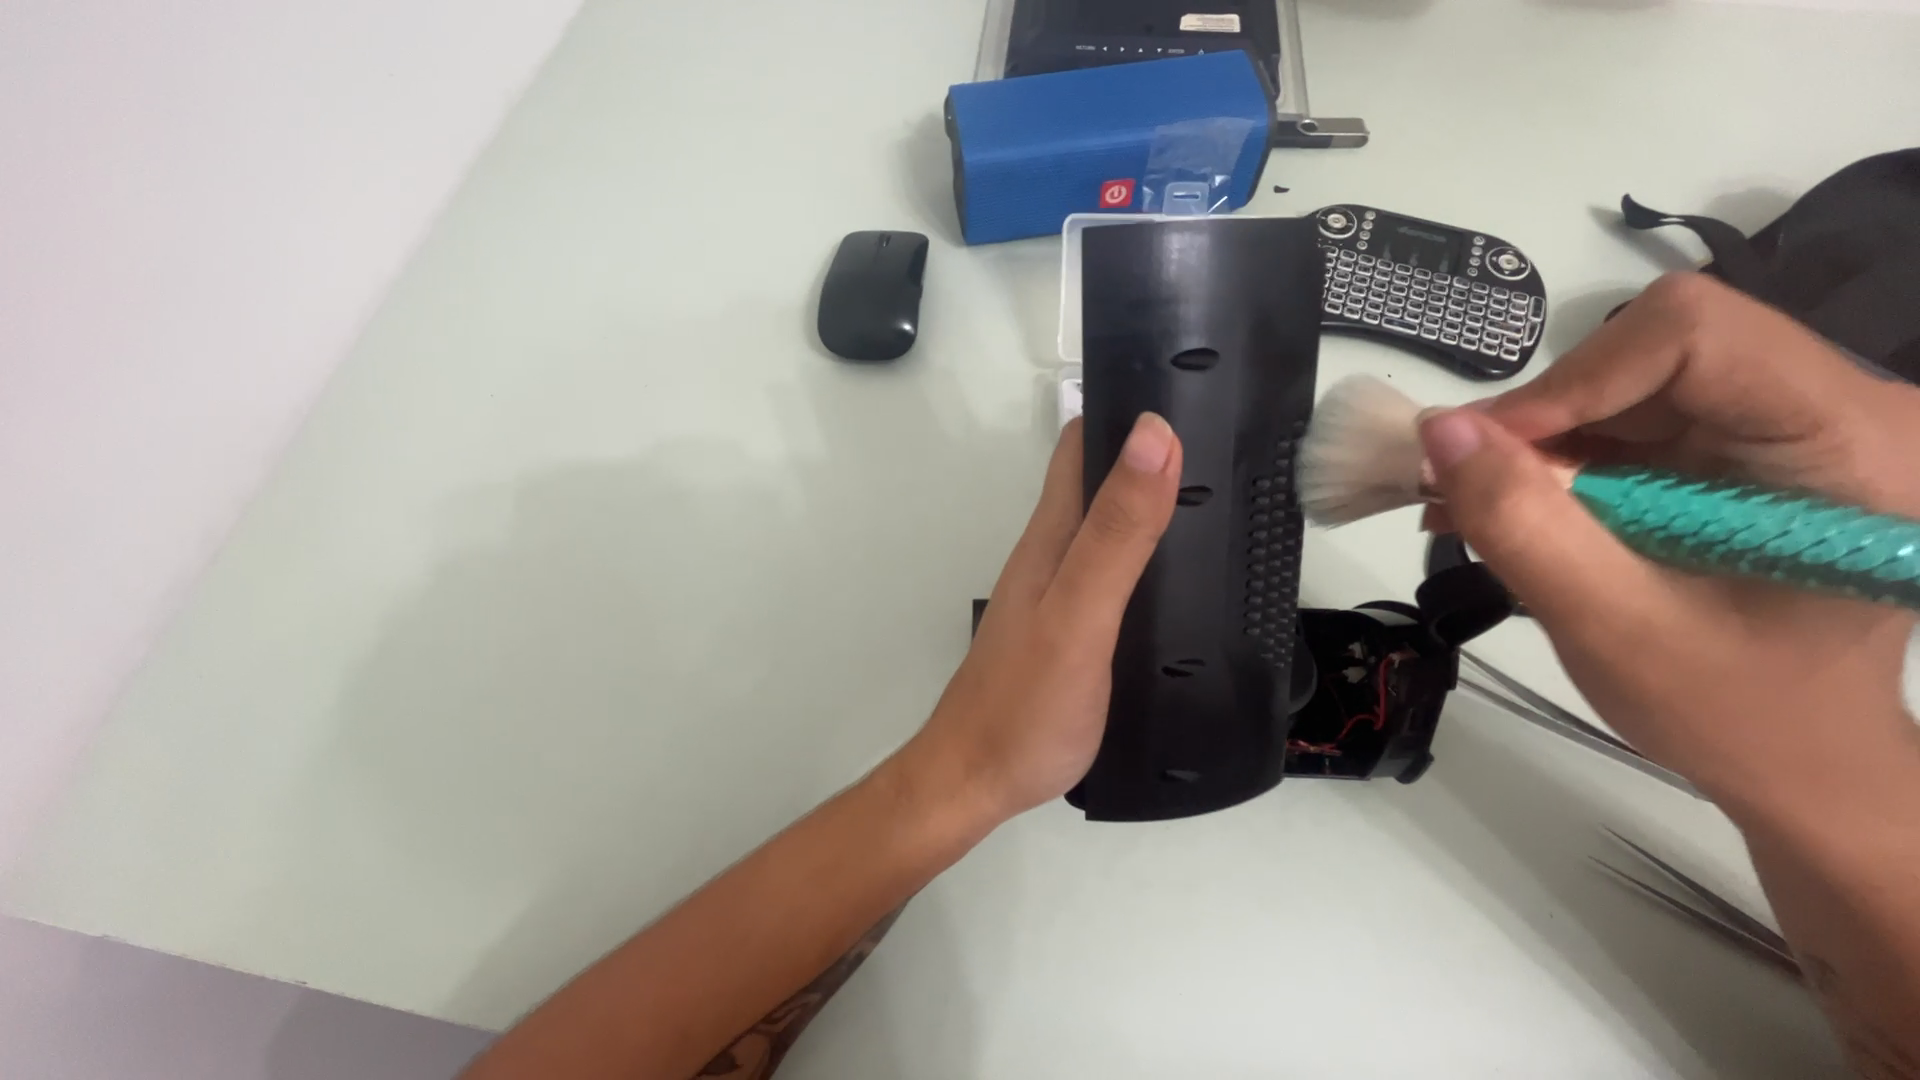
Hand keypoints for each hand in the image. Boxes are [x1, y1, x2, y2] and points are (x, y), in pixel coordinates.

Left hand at [886, 413, 1181, 828]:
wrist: (978, 779)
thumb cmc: (1025, 702)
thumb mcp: (1079, 613)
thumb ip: (1116, 534)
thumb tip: (1151, 437)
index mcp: (1052, 537)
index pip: (1081, 446)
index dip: (1125, 408)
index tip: (1186, 381)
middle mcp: (1053, 555)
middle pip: (1101, 481)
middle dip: (1151, 450)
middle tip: (1225, 436)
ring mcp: (1060, 593)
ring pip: (1109, 527)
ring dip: (1151, 501)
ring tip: (1218, 494)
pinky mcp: (1073, 629)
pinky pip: (1115, 572)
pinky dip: (1148, 554)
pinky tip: (1179, 572)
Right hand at [1423, 274, 1919, 819]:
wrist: (1792, 758)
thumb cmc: (1729, 711)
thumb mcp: (1609, 625)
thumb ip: (1524, 525)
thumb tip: (1437, 431)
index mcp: (1848, 443)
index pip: (1693, 336)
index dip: (1570, 382)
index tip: (1486, 454)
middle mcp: (1830, 409)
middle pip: (1648, 352)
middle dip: (1541, 418)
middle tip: (1463, 488)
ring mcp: (1779, 425)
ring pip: (1619, 382)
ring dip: (1530, 442)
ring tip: (1469, 506)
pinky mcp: (1732, 448)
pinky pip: (1618, 420)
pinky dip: (1545, 460)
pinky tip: (1502, 507)